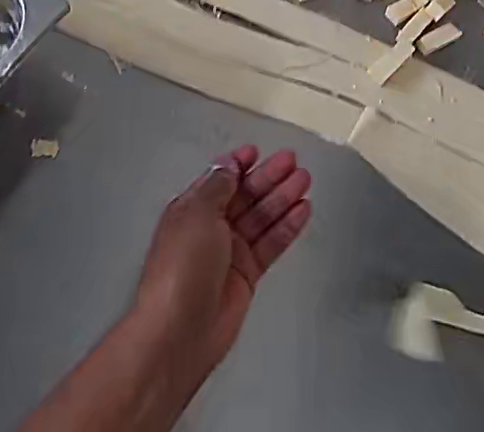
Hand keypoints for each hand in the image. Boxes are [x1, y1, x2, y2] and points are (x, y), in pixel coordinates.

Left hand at [133, 146, 312, 372]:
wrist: (179, 332)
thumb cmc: (182, 266)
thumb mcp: (197, 213)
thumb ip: (218, 186)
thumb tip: (229, 165)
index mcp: (192, 210)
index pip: (219, 180)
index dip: (237, 164)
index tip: (257, 151)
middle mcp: (211, 228)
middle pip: (245, 196)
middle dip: (268, 177)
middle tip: (292, 161)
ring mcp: (230, 252)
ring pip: (262, 217)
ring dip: (283, 197)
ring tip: (304, 180)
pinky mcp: (247, 274)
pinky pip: (271, 244)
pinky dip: (287, 227)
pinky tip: (303, 211)